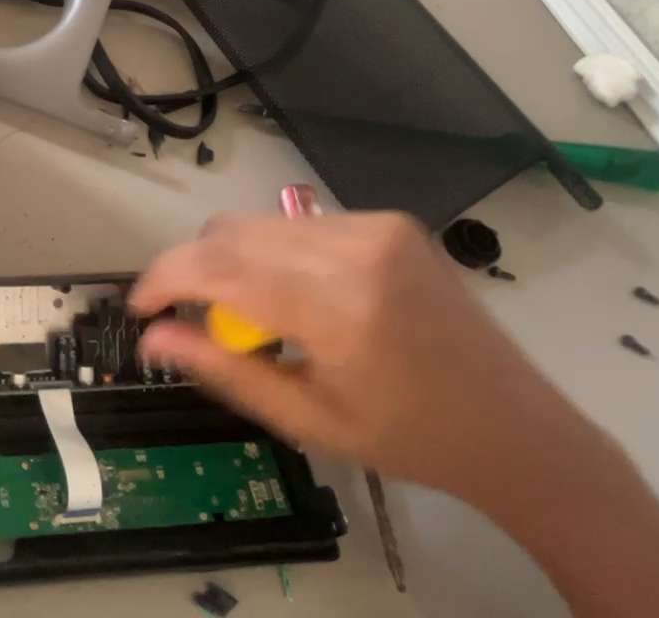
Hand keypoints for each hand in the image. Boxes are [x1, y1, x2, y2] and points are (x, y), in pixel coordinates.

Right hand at [130, 212, 589, 499]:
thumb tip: (151, 338)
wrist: (519, 428)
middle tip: (201, 322)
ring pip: (260, 223)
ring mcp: (376, 226)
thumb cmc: (410, 438)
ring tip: (258, 315)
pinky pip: (298, 224)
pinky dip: (274, 253)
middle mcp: (355, 247)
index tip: (140, 306)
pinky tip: (298, 296)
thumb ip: (223, 369)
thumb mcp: (306, 419)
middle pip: (231, 232)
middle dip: (196, 270)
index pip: (219, 266)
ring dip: (234, 261)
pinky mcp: (389, 221)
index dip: (165, 278)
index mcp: (338, 306)